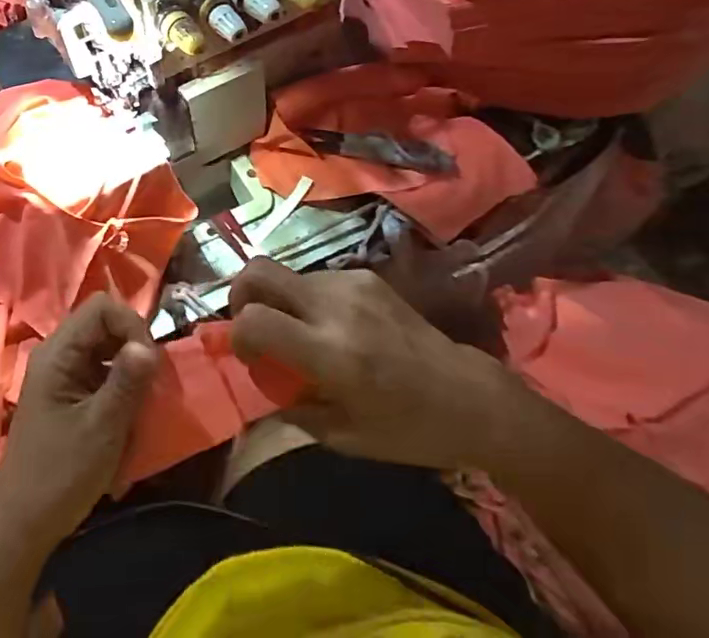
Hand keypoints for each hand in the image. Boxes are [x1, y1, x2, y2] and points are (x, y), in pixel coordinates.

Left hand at [0, 293, 158, 548]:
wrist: (23, 525)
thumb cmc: (61, 474)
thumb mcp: (102, 428)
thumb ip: (127, 382)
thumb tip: (150, 345)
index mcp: (58, 353)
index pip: (101, 308)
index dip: (132, 324)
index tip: (150, 362)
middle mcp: (57, 354)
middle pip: (104, 324)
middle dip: (134, 346)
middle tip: (152, 382)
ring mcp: (61, 375)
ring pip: (105, 348)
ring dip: (130, 368)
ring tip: (145, 399)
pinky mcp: (68, 395)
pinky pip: (100, 372)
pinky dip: (120, 385)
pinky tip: (131, 414)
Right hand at [229, 259, 524, 469]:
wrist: (472, 397)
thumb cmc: (409, 429)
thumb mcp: (345, 438)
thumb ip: (292, 412)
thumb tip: (258, 390)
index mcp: (331, 353)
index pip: (254, 320)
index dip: (237, 336)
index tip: (249, 357)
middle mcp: (336, 307)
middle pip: (259, 271)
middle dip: (240, 295)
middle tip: (251, 324)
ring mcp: (353, 284)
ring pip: (287, 274)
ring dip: (279, 300)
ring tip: (299, 334)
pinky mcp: (367, 276)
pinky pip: (316, 278)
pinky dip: (308, 299)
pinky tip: (331, 326)